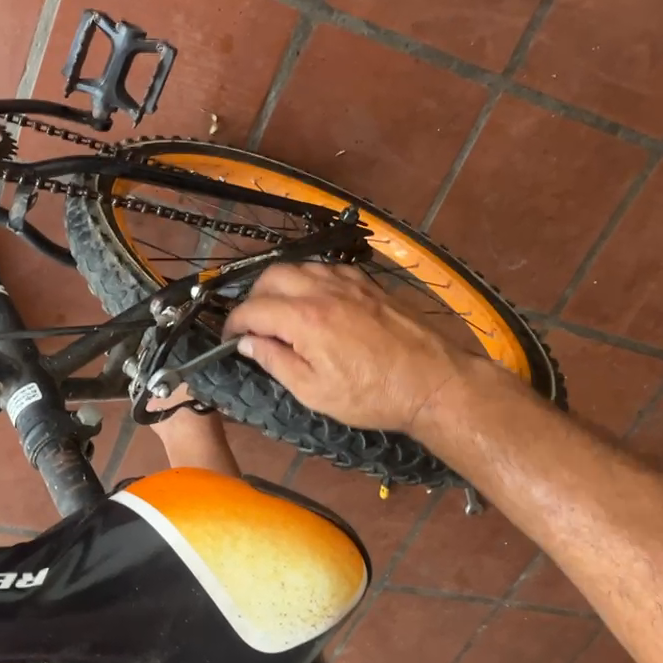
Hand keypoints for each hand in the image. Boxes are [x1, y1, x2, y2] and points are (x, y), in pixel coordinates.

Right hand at [220, 262, 481, 434]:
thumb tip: (247, 343)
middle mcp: (322, 290)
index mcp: (304, 319)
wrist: (433, 382)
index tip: (229, 339)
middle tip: (255, 324)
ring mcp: (348, 281)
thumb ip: (276, 362)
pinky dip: (311, 280)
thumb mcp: (314, 392)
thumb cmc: (371, 396)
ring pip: (299, 267)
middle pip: (270, 276)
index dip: (233, 323)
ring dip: (281, 285)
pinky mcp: (369, 282)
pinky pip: (327, 269)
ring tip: (282, 311)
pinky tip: (316, 301)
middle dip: (254, 297)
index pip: (251, 309)